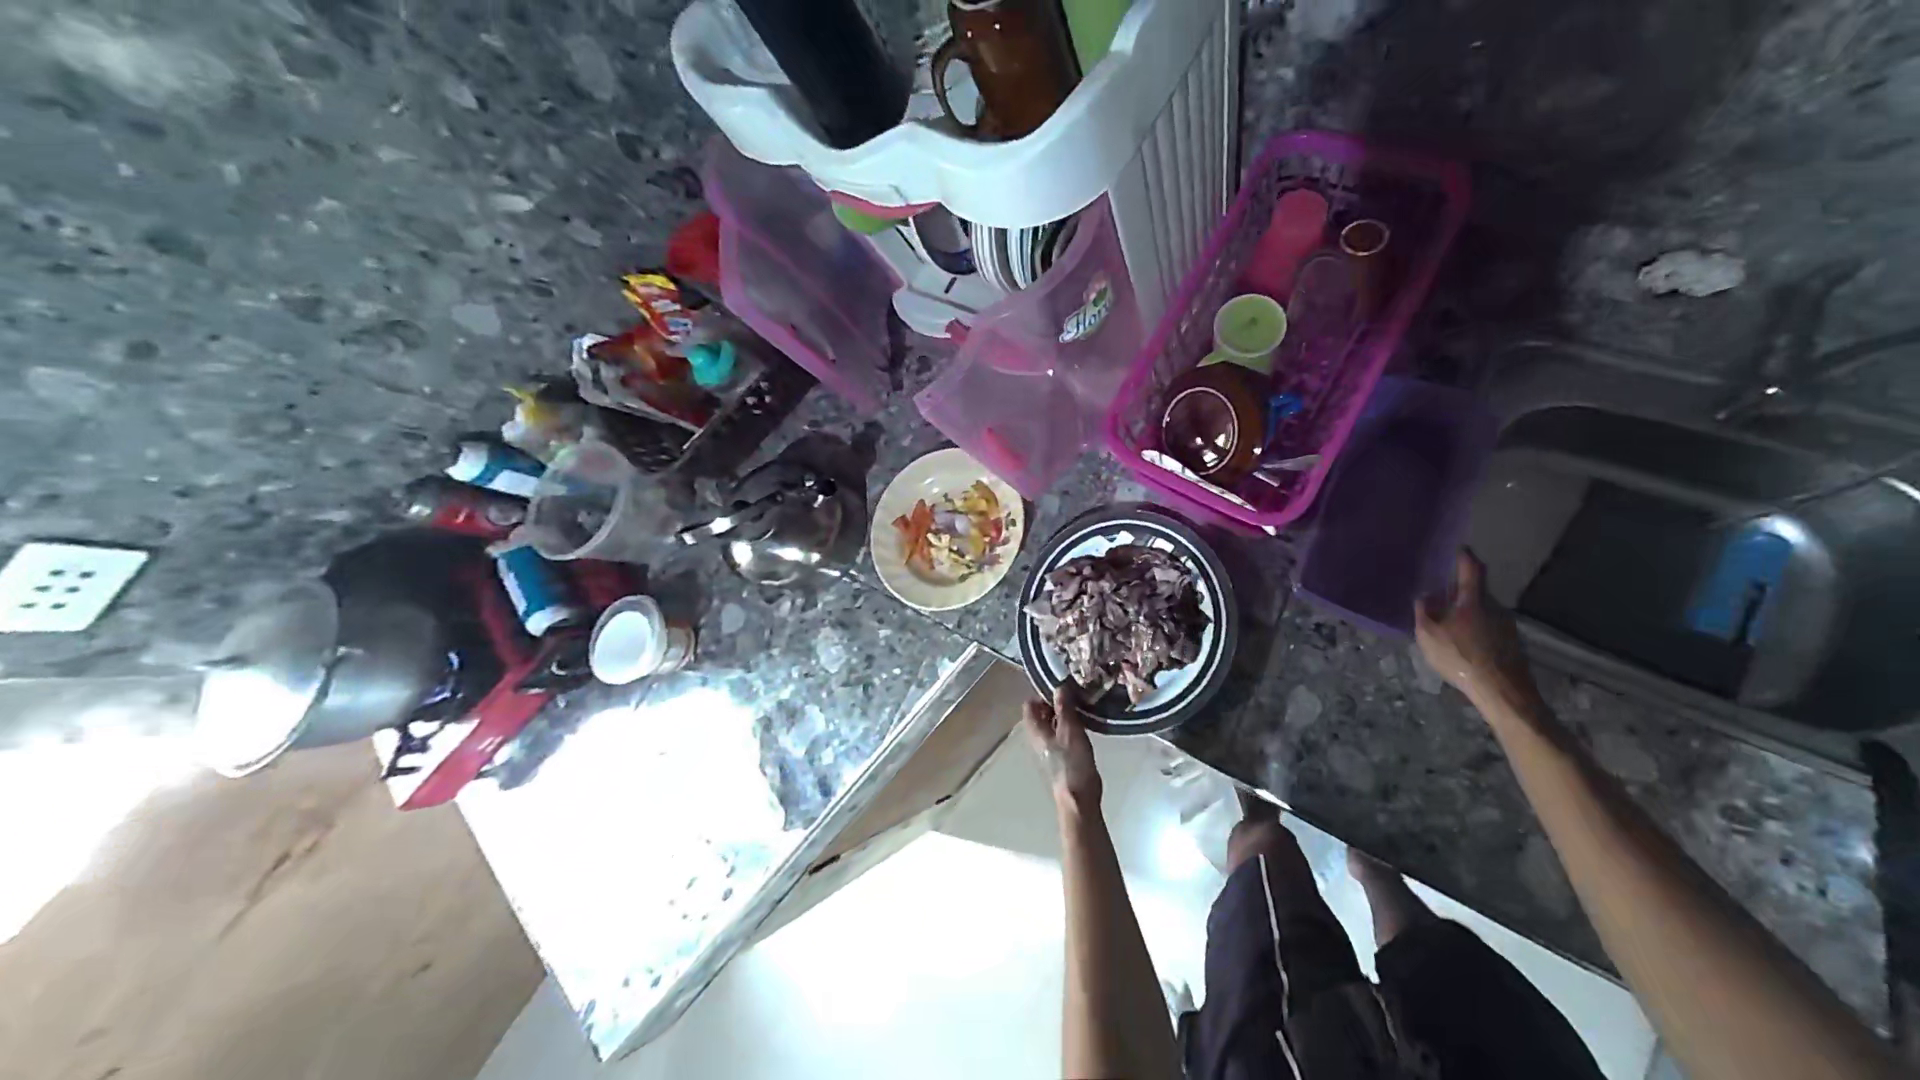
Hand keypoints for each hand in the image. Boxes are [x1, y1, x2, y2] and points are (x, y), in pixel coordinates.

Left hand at [1024, 682, 1101, 810]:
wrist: (1078, 796)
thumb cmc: (1072, 761)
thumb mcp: (1070, 729)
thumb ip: (1064, 707)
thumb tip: (1058, 686)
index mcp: (1034, 729)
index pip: (1030, 704)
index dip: (1043, 694)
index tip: (1062, 689)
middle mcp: (1037, 737)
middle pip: (1041, 713)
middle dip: (1056, 702)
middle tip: (1075, 696)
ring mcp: (1048, 748)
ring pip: (1052, 724)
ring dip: (1065, 715)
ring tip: (1083, 707)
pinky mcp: (1061, 756)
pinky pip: (1062, 735)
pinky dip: (1070, 727)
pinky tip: (1085, 725)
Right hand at [1415, 549, 1540, 710]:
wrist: (1502, 690)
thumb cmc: (1460, 656)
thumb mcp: (1428, 634)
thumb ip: (1424, 611)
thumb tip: (1425, 596)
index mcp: (1474, 599)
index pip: (1472, 568)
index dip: (1464, 556)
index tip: (1458, 548)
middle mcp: (1494, 606)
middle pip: (1476, 590)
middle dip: (1459, 590)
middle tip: (1439, 593)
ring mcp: (1506, 624)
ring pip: (1482, 609)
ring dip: (1466, 610)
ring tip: (1447, 621)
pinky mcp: (1511, 642)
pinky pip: (1488, 625)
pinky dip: (1474, 626)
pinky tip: (1462, 641)